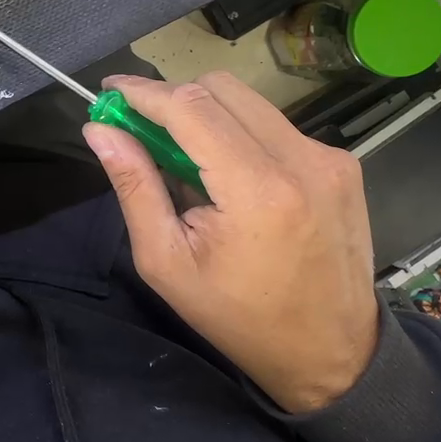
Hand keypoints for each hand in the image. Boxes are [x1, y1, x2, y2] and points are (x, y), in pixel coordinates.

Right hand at [84, 72, 378, 412]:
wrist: (331, 353)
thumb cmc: (236, 315)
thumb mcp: (165, 260)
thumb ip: (133, 186)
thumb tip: (99, 130)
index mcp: (256, 189)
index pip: (190, 107)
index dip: (143, 91)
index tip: (108, 91)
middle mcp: (300, 160)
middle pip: (221, 88)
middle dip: (171, 97)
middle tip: (139, 126)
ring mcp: (328, 158)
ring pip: (248, 101)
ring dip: (204, 113)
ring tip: (181, 156)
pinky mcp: (341, 164)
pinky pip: (273, 125)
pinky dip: (237, 132)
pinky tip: (224, 173)